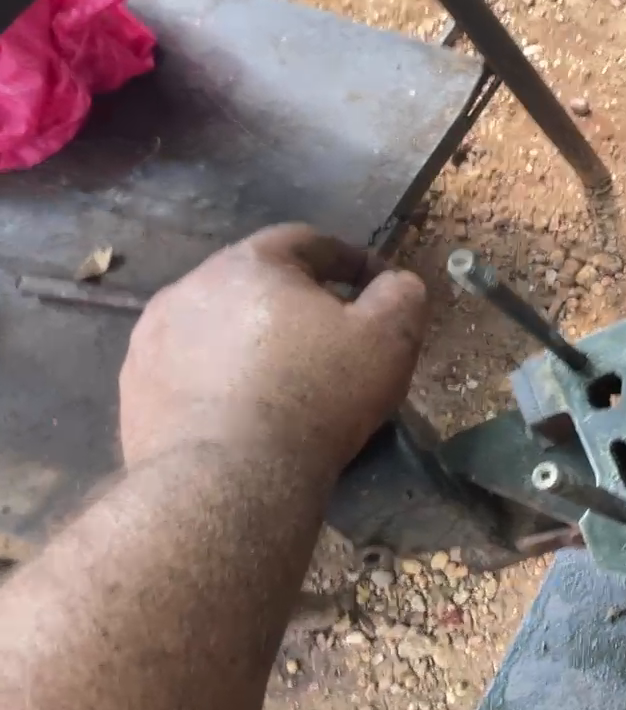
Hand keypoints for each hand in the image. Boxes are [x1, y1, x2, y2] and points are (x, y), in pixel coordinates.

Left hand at [119, 224, 427, 477]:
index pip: (307, 240)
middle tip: (343, 335)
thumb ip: (403, 296)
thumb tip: (399, 281)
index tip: (382, 287)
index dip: (353, 258)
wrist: (233, 469)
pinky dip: (230, 370)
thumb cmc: (323, 391)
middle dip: (305, 299)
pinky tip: (257, 403)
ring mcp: (154, 334)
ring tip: (298, 373)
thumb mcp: (391, 338)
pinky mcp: (138, 380)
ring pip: (225, 320)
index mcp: (254, 265)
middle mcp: (192, 286)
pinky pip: (196, 360)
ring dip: (263, 335)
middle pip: (261, 279)